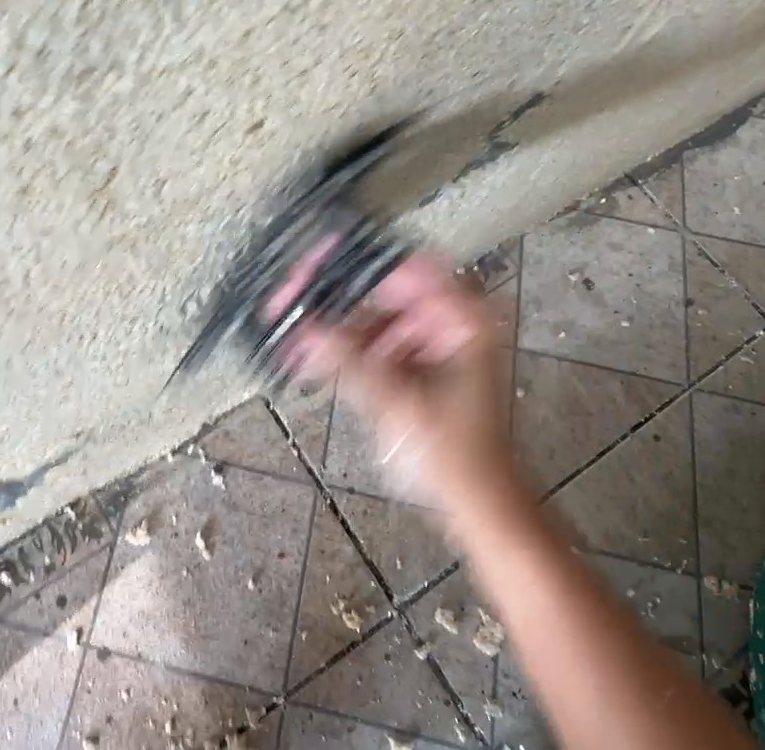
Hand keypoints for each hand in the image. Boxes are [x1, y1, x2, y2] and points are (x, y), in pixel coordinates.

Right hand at [271, 250, 516, 509]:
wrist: (478, 506)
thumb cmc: (458, 456)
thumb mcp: (400, 405)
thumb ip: (350, 362)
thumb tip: (304, 329)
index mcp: (461, 321)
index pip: (406, 268)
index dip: (358, 259)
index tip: (315, 258)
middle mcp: (446, 324)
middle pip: (381, 292)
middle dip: (331, 294)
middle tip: (288, 294)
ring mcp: (427, 347)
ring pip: (368, 319)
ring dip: (328, 324)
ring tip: (286, 325)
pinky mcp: (410, 370)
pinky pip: (368, 347)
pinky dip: (339, 350)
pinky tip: (302, 352)